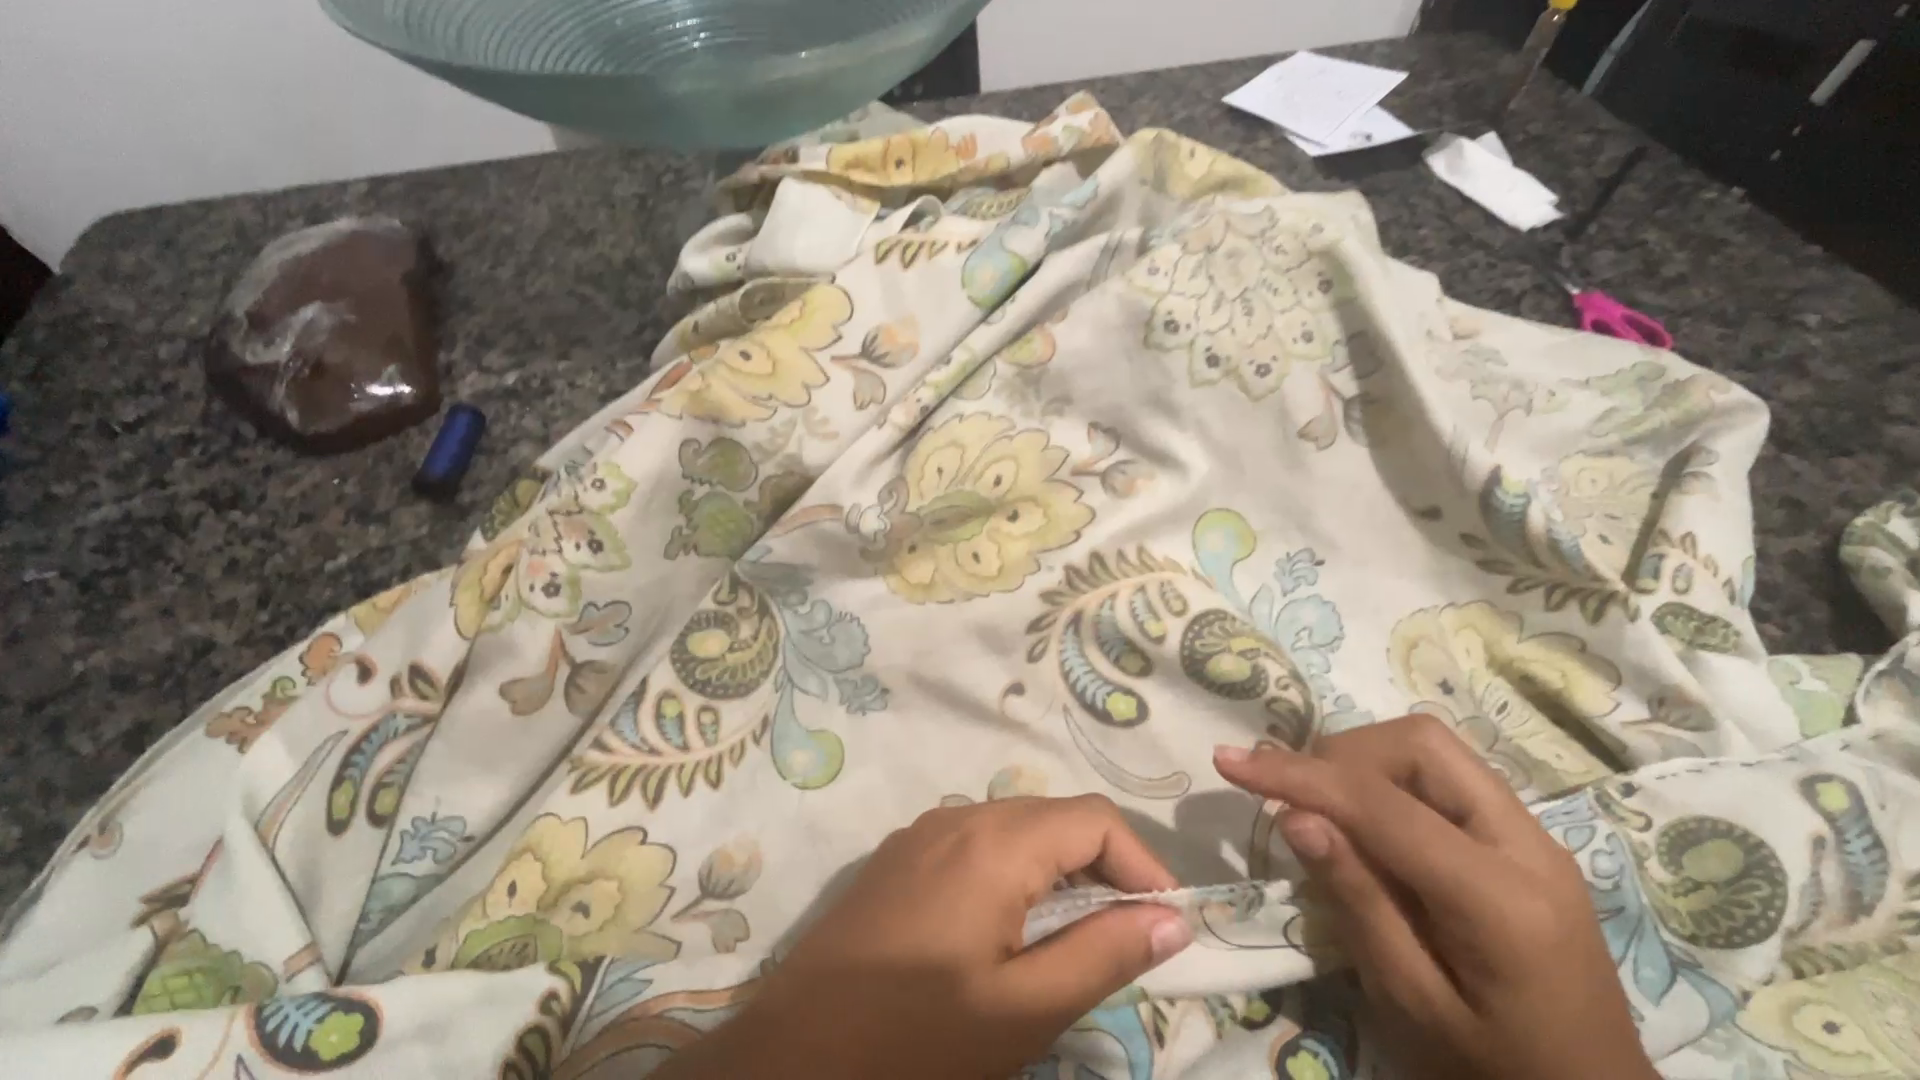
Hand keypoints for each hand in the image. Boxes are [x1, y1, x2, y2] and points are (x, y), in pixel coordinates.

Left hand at [656, 795, 1194, 1079]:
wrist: (794, 1057)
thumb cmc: (919, 1038)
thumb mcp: (1025, 1009)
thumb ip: (1105, 955)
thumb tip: (1172, 918)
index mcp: (995, 842)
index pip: (1095, 818)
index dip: (1141, 864)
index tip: (1164, 923)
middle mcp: (956, 819)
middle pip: (1053, 818)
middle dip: (1102, 867)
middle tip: (1124, 935)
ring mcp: (918, 835)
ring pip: (1012, 830)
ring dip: (1055, 872)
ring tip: (1070, 939)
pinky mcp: (893, 860)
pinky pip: (971, 846)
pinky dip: (1009, 874)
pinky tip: (1002, 931)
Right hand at [1214, 715, 1658, 1079]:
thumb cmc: (1494, 1069)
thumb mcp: (1412, 1003)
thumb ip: (1357, 902)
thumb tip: (1295, 815)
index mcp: (1500, 898)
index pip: (1383, 805)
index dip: (1299, 775)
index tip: (1229, 762)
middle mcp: (1528, 845)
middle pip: (1422, 744)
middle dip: (1341, 755)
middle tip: (1289, 796)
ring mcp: (1533, 838)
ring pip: (1434, 751)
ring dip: (1365, 763)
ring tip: (1319, 809)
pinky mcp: (1524, 842)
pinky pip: (1446, 780)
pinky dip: (1390, 782)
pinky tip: (1363, 824)